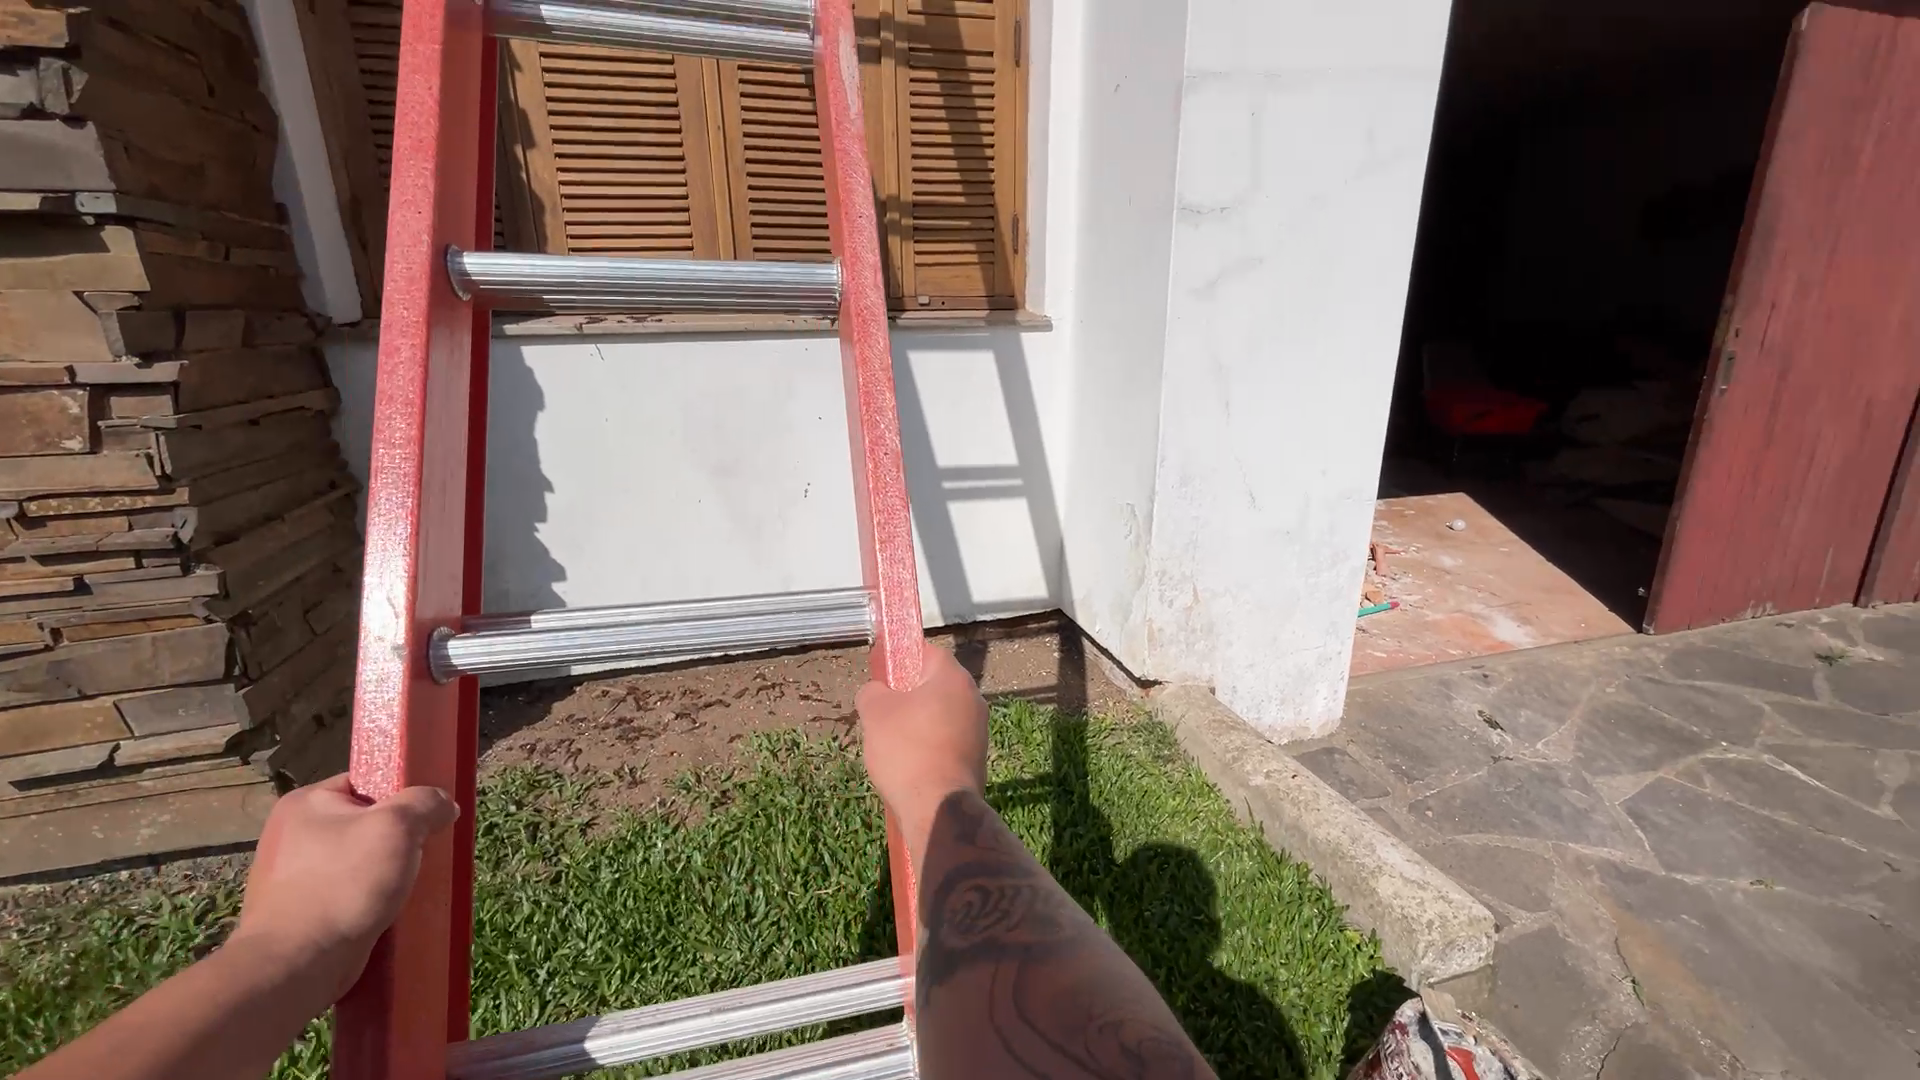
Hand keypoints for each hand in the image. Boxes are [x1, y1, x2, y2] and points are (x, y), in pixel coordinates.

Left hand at [228, 774, 457, 1006]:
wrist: (296, 965)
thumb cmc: (344, 883)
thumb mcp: (399, 825)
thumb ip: (427, 802)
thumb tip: (443, 805)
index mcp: (305, 803)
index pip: (367, 781)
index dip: (403, 794)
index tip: (426, 815)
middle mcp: (291, 834)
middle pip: (367, 820)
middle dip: (398, 835)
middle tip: (422, 848)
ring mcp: (290, 875)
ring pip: (360, 857)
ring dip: (388, 867)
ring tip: (407, 881)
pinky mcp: (298, 910)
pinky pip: (349, 888)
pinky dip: (371, 894)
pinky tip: (388, 905)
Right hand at [856, 643, 988, 866]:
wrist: (938, 808)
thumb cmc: (906, 750)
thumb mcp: (874, 713)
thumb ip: (872, 691)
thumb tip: (876, 692)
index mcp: (953, 678)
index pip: (927, 652)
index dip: (902, 657)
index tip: (882, 672)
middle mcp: (973, 698)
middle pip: (935, 684)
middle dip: (908, 694)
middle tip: (883, 710)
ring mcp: (979, 729)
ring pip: (941, 714)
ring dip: (918, 722)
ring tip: (892, 743)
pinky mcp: (978, 757)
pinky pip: (948, 739)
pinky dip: (929, 745)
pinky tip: (910, 764)